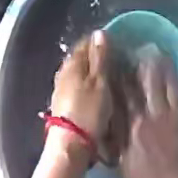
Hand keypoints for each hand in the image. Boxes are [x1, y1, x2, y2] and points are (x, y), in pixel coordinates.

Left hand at [49, 31, 109, 153]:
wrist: (69, 145)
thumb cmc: (88, 111)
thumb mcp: (100, 82)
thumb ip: (100, 58)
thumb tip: (99, 32)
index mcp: (72, 62)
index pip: (85, 43)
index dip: (100, 42)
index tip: (116, 46)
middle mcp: (63, 71)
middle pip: (81, 58)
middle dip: (96, 58)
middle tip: (115, 63)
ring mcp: (60, 88)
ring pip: (78, 73)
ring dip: (91, 73)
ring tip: (109, 79)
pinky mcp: (62, 104)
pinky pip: (77, 87)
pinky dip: (87, 86)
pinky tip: (96, 94)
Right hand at [119, 54, 177, 177]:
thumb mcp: (123, 166)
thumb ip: (117, 140)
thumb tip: (109, 120)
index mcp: (133, 125)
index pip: (123, 93)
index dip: (120, 74)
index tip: (117, 58)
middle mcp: (154, 114)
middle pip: (148, 81)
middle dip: (144, 63)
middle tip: (143, 48)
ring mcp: (177, 117)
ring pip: (171, 85)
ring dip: (168, 68)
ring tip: (165, 53)